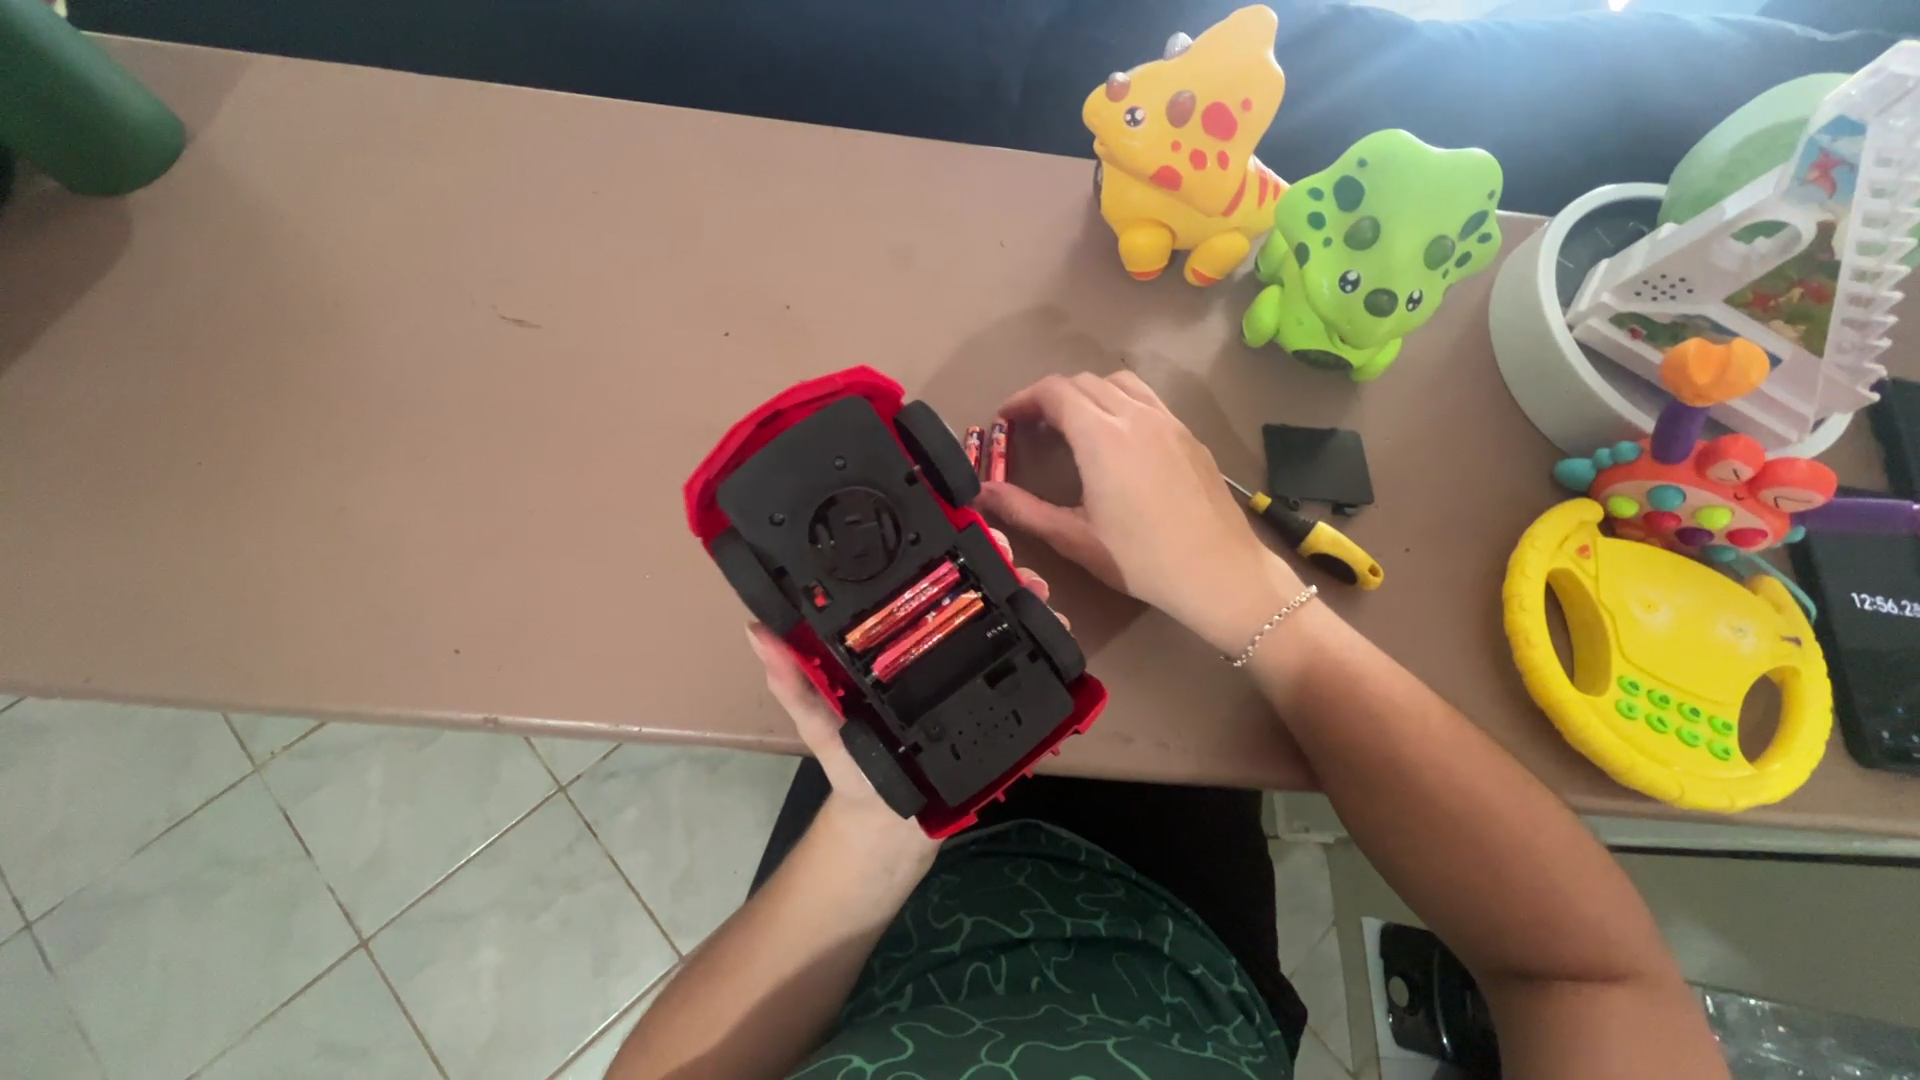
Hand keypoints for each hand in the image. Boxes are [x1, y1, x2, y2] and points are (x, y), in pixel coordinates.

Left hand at [741, 532, 1056, 865]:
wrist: (896, 829)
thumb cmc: (855, 771)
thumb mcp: (820, 724)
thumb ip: (793, 683)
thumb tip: (757, 629)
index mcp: (890, 645)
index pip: (914, 587)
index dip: (936, 555)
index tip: (959, 532)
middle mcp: (931, 648)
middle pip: (968, 595)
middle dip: (996, 571)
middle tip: (1015, 565)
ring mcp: (965, 672)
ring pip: (1000, 623)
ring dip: (1024, 600)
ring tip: (1041, 594)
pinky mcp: (991, 700)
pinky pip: (1020, 665)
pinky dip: (1042, 642)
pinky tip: (1057, 630)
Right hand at [975, 372, 1302, 653]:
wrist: (1219, 573)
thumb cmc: (1141, 560)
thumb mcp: (1075, 538)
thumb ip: (1023, 509)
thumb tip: (982, 492)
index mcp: (1102, 436)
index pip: (1054, 392)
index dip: (1023, 400)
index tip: (1005, 421)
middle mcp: (1136, 416)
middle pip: (1083, 382)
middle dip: (1051, 398)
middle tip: (1032, 429)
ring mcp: (1169, 421)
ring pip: (1119, 383)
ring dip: (1088, 394)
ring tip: (1074, 426)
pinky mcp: (1190, 435)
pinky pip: (1148, 400)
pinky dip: (1121, 404)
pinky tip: (1118, 440)